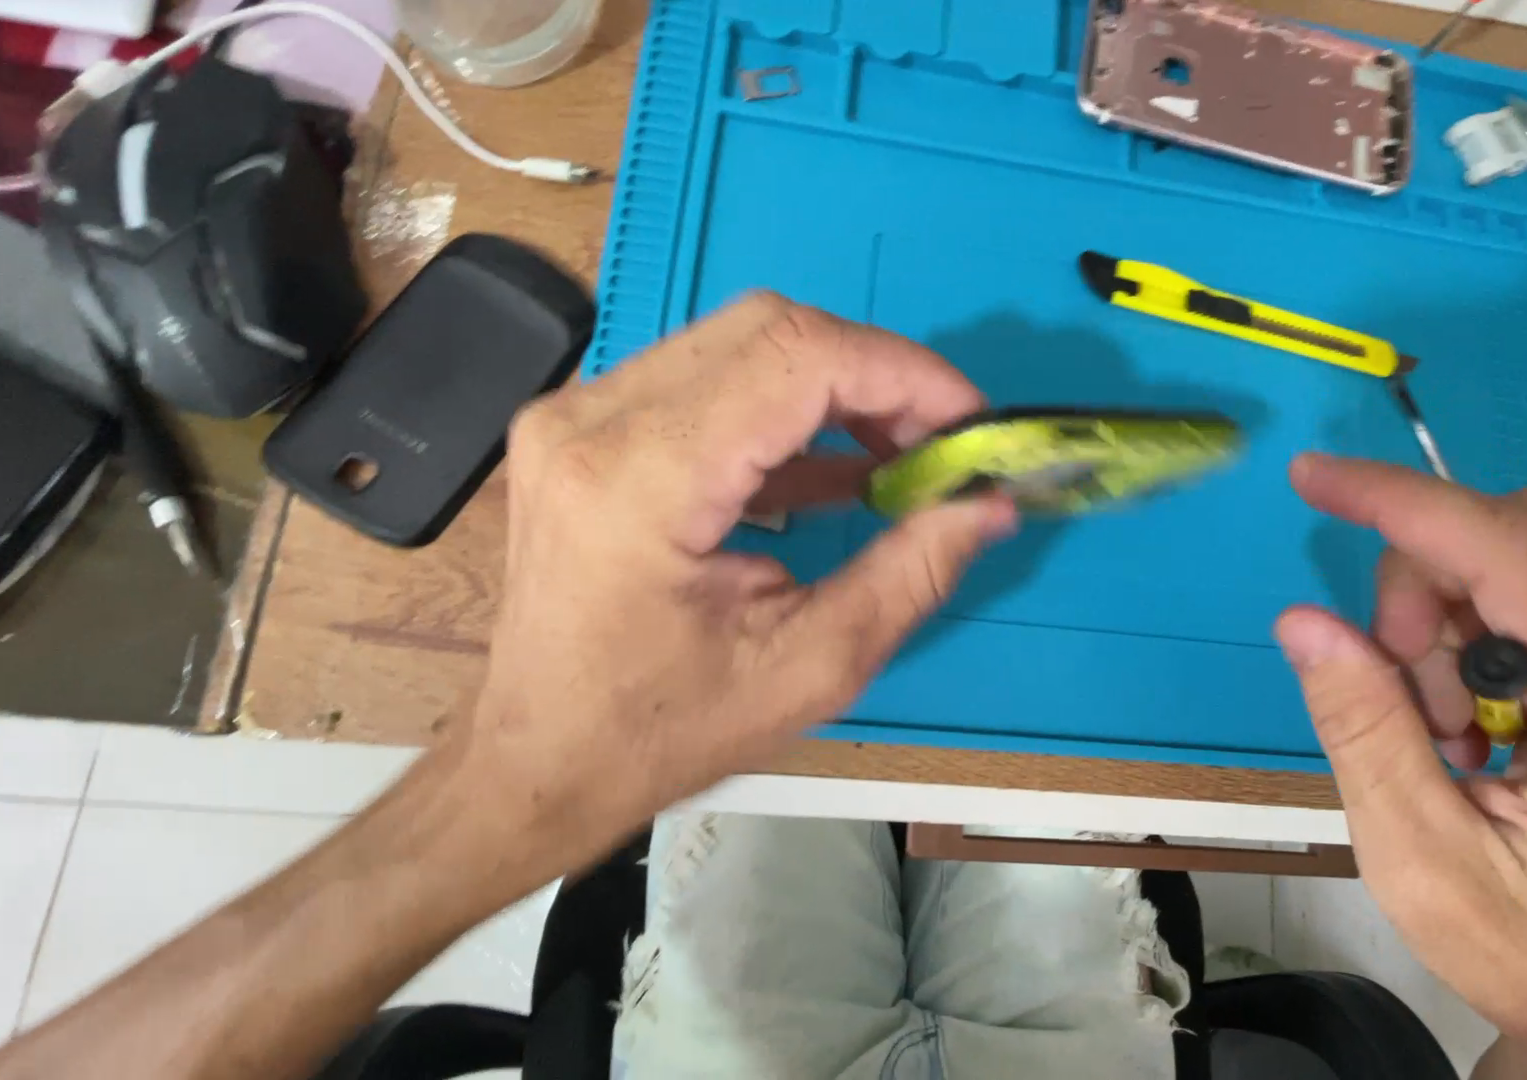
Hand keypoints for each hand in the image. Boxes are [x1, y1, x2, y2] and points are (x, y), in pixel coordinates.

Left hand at [449, 293, 1015, 880]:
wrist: (535, 759)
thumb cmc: (660, 733)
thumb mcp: (810, 667)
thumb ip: (912, 573)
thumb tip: (991, 505)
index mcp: (641, 479)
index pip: (796, 358)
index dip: (904, 374)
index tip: (970, 424)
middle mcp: (596, 419)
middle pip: (771, 328)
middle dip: (879, 374)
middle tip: (939, 442)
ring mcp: (581, 414)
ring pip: (744, 342)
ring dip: (839, 387)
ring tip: (901, 454)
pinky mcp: (590, 427)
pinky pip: (712, 381)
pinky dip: (790, 412)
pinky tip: (840, 468)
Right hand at [1274, 454, 1526, 1079]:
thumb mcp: (1421, 860)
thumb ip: (1362, 729)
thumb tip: (1302, 619)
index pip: (1515, 557)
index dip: (1403, 503)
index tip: (1313, 478)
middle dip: (1425, 581)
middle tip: (1395, 683)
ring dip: (1450, 610)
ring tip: (1438, 723)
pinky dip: (1481, 628)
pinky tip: (1475, 714)